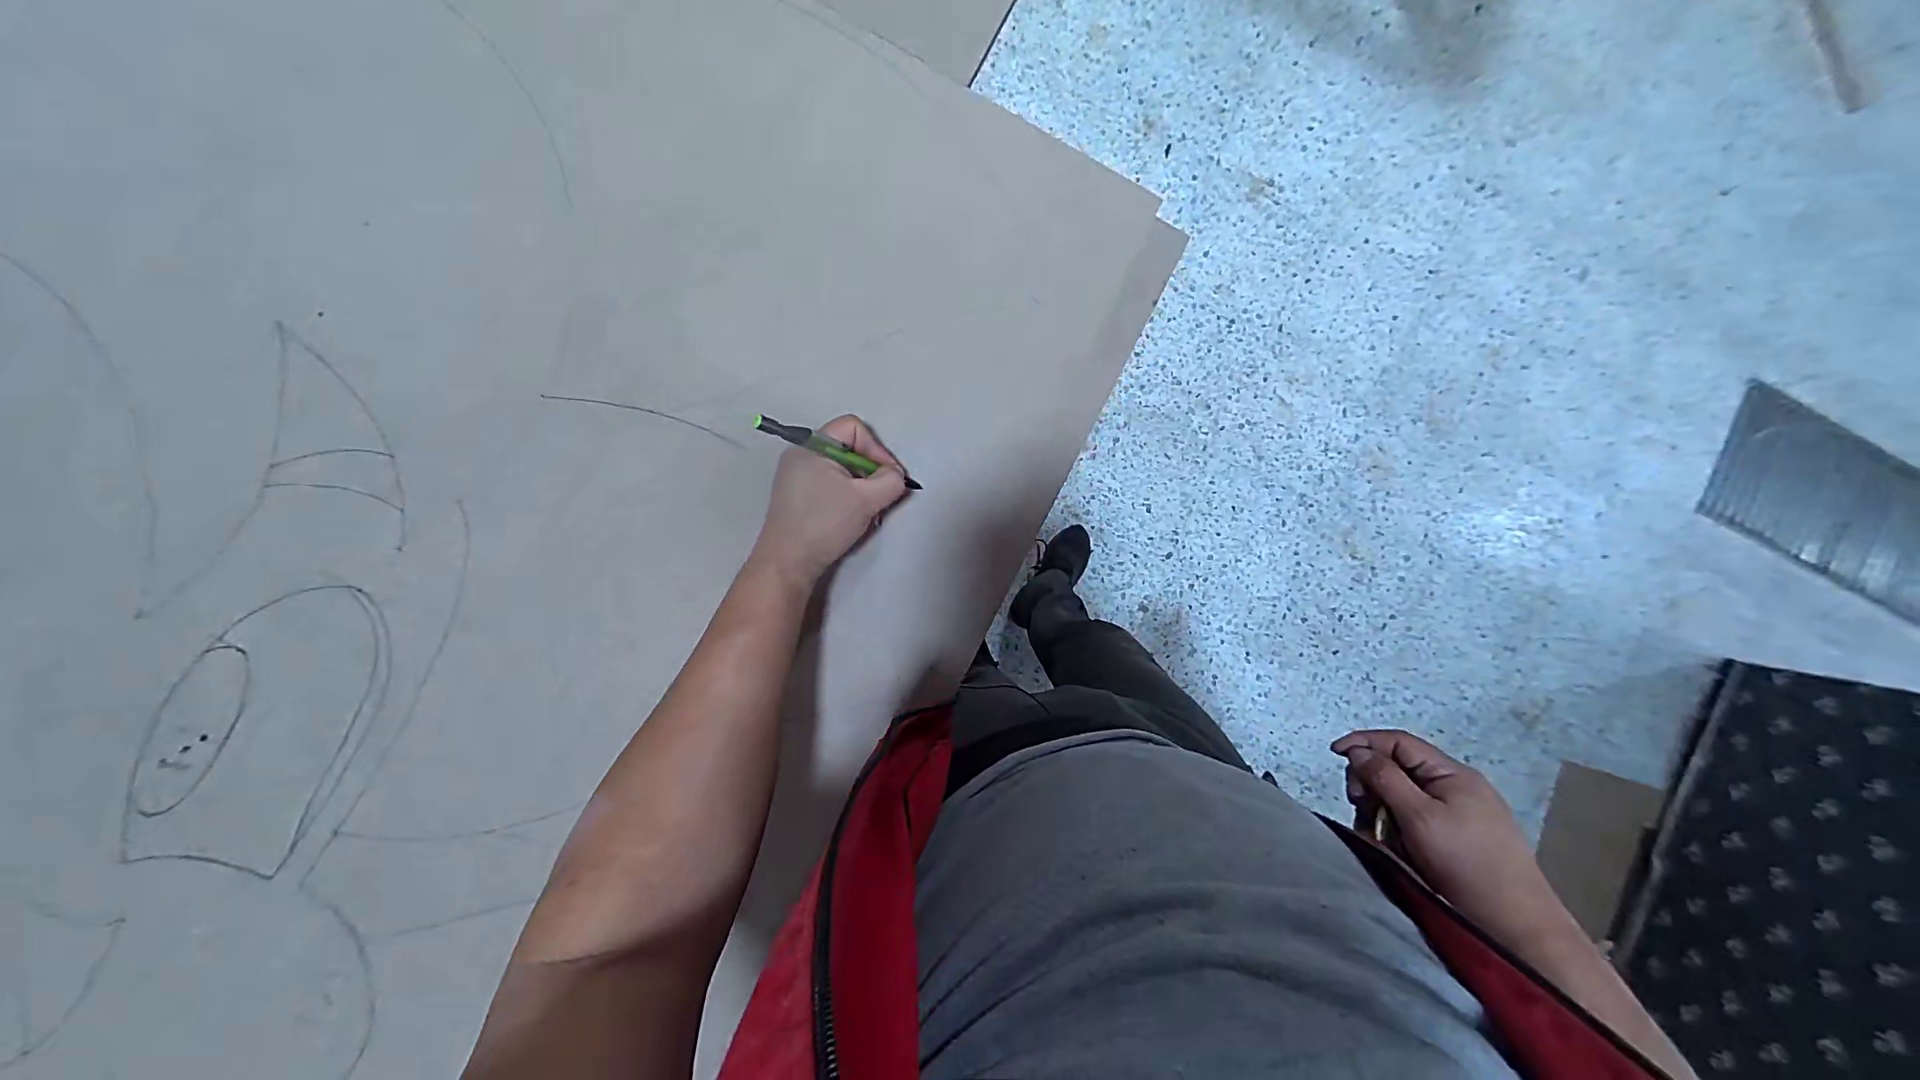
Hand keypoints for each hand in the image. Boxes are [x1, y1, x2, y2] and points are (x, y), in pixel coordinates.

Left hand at [747, 415, 909, 587]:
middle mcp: (802, 457)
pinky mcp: (800, 499)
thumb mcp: (866, 500)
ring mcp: (798, 478)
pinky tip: (853, 519)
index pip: (854, 428)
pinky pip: (833, 487)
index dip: (877, 448)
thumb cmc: (823, 524)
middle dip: (872, 472)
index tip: (888, 475)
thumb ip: (891, 481)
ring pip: (844, 471)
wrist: (788, 563)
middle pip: (850, 450)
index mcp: (812, 448)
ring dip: (863, 489)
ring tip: (868, 512)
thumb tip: (896, 476)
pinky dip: (849, 498)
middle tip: (881, 496)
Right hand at [1332, 730, 1578, 949]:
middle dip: (1371, 783)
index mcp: (1452, 774)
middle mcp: (1454, 788)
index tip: (1335, 754)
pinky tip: (1396, 850)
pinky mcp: (1454, 839)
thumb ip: (1384, 777)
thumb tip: (1358, 751)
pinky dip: (1396, 830)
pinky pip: (1412, 820)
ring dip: (1381, 812)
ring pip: (1400, 797)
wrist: (1516, 927)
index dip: (1364, 742)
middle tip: (1360, 806)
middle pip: (1396, 768)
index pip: (1398, 742)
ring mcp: (1457, 814)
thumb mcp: (1418, 816)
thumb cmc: (1467, 864)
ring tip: (1381, 838)